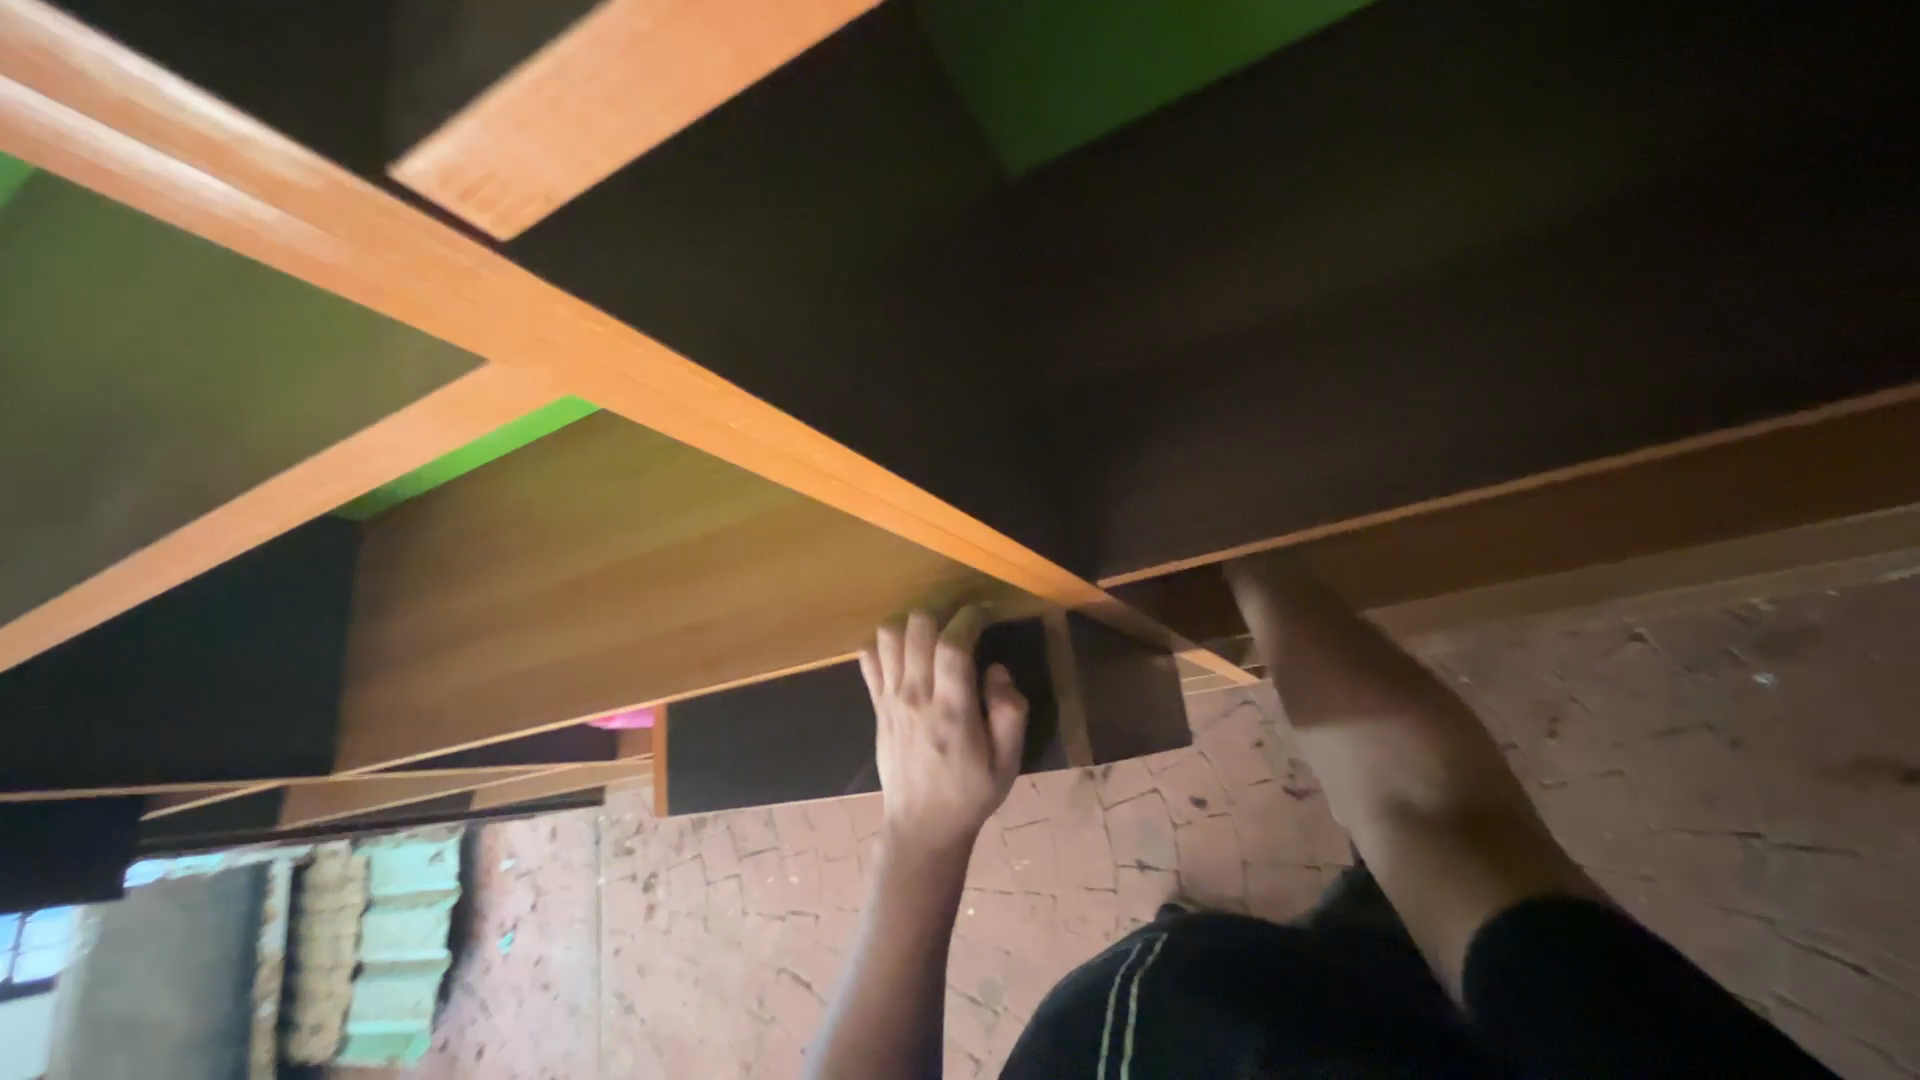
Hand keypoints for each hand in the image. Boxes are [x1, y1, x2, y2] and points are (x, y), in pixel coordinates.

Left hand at [858, 606, 1028, 855]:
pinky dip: (883, 643)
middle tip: (959, 627)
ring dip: (911, 625)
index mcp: (952, 709)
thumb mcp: (1008, 761)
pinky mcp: (876, 706)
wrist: (922, 827)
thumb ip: (1010, 711)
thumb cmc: (970, 793)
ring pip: (888, 635)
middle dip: (942, 615)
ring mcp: (890, 699)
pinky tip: (904, 653)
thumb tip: (997, 669)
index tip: (983, 613)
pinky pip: (868, 658)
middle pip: (917, 628)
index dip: (969, 618)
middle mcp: (915, 696)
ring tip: (932, 637)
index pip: (953, 644)